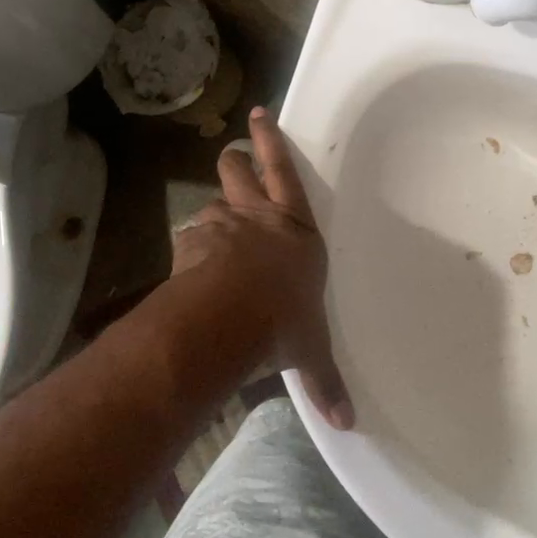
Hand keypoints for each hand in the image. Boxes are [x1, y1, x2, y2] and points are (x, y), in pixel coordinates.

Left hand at [172, 106, 353, 430]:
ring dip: (212, 212)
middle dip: (235, 160)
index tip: (259, 113)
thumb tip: (348, 424)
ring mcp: (220, 227)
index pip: (285, 172)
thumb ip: (325, 380)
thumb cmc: (283, 320)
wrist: (229, 319)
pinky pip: (188, 239)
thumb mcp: (309, 350)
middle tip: (232, 156)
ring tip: (213, 229)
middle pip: (239, 171)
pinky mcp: (190, 245)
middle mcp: (258, 218)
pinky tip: (191, 268)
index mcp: (296, 231)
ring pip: (211, 203)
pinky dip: (190, 249)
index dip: (271, 140)